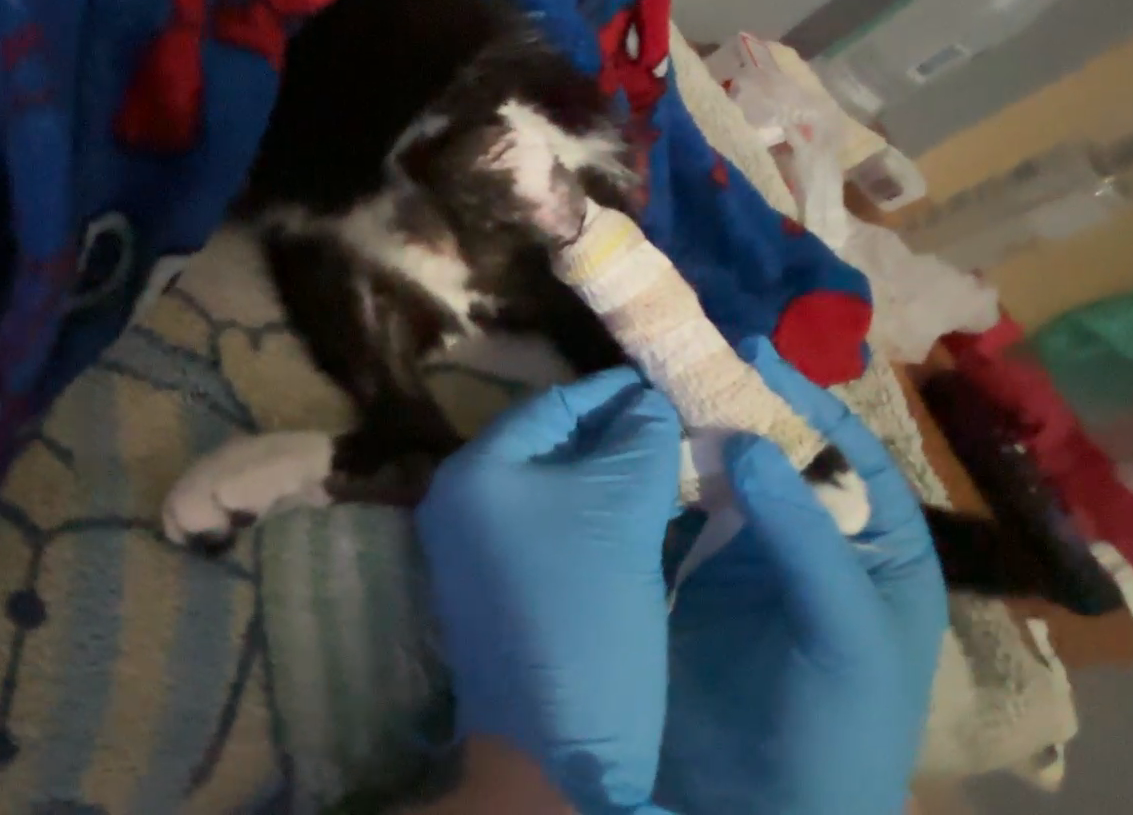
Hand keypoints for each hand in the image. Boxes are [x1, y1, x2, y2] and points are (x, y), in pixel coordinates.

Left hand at [417, 368, 681, 813]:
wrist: (555, 747)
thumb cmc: (585, 615)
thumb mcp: (621, 514)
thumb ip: (638, 442)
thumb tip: (650, 401)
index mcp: (473, 471)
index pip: (547, 408)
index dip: (610, 393)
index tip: (664, 385)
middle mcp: (459, 499)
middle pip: (544, 446)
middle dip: (610, 434)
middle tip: (674, 423)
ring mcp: (471, 544)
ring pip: (548, 487)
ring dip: (605, 475)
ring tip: (669, 462)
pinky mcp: (493, 583)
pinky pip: (546, 527)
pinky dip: (590, 514)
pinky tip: (641, 514)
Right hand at [656, 339, 947, 814]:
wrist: (757, 800)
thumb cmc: (832, 719)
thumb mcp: (845, 630)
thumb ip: (804, 537)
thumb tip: (753, 442)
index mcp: (873, 548)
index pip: (844, 453)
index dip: (802, 400)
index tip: (750, 352)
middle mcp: (805, 539)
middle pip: (771, 455)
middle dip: (730, 408)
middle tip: (678, 364)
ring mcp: (738, 554)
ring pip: (712, 476)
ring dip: (681, 438)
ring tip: (639, 395)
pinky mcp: (682, 571)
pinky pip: (667, 511)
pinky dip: (647, 479)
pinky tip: (616, 454)